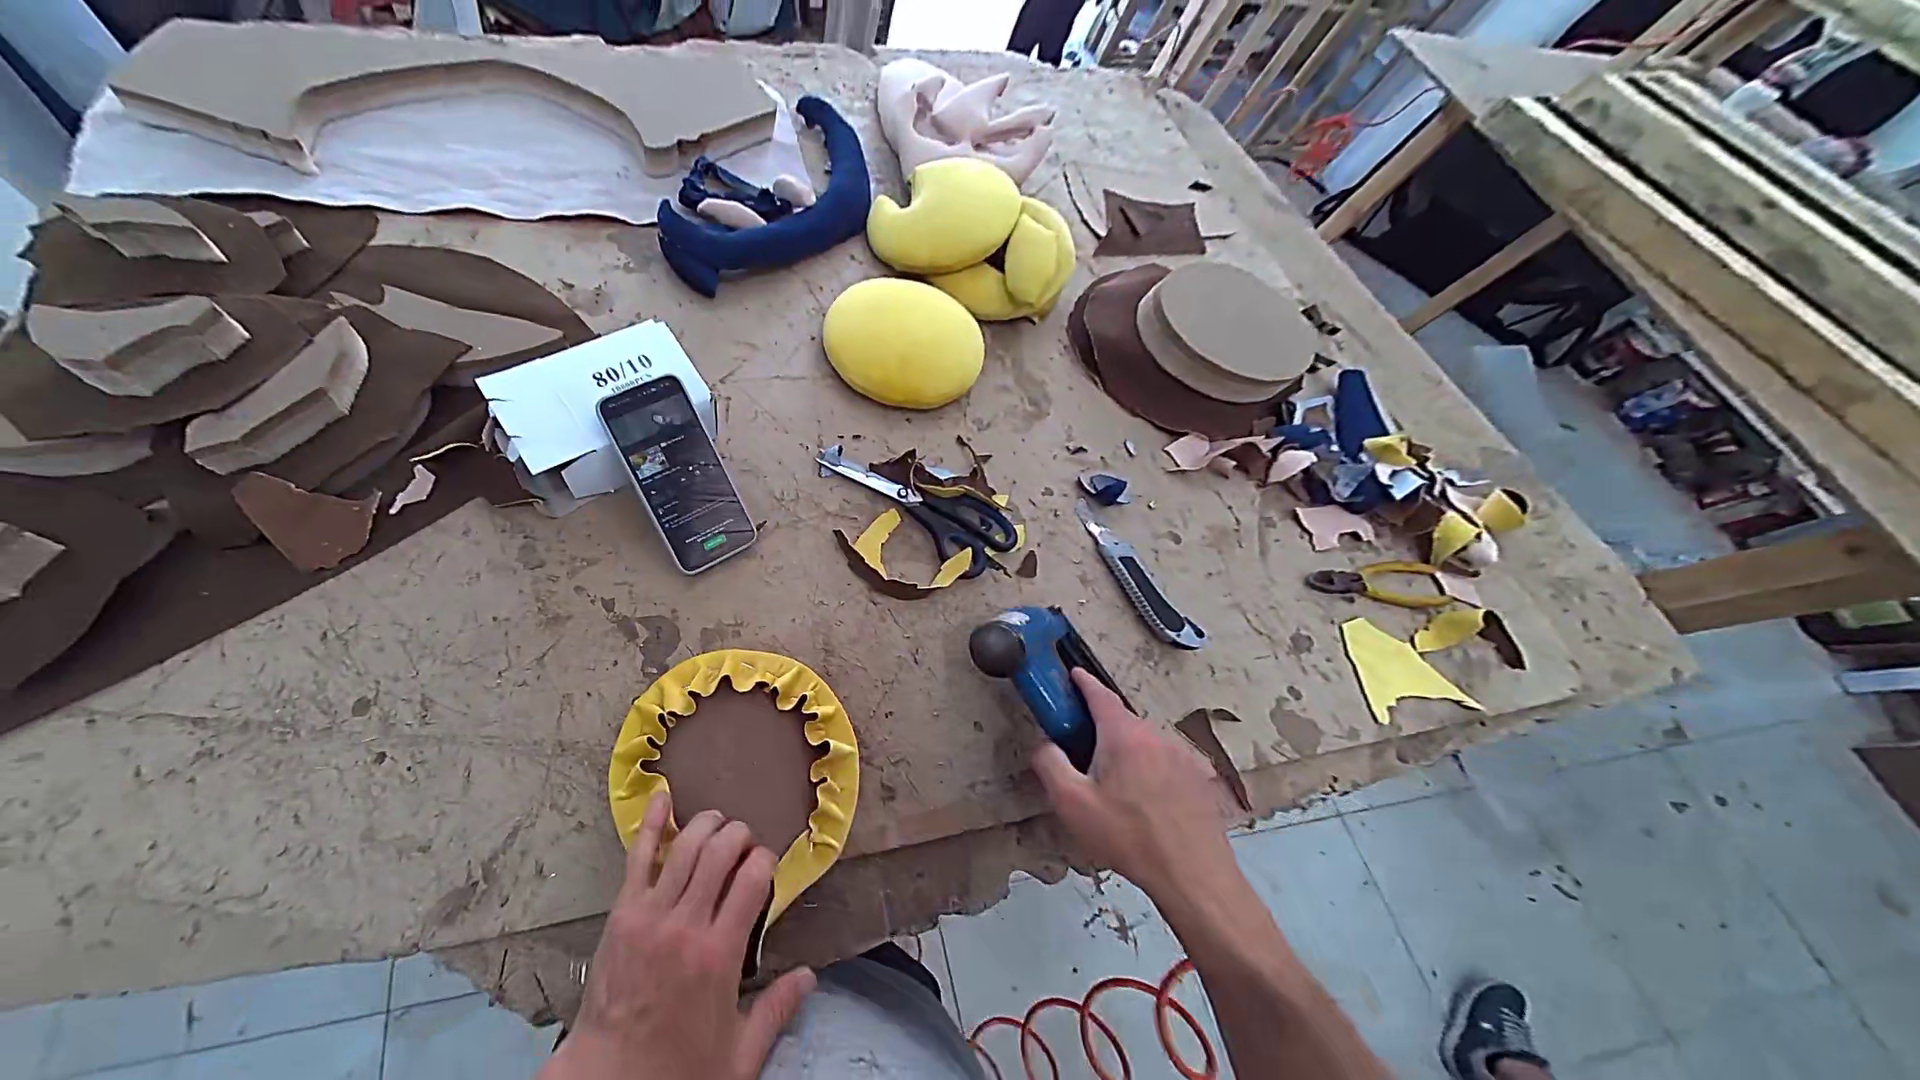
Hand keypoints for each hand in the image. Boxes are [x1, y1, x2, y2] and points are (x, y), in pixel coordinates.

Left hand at [541, 794, 815, 1079]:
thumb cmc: (675, 1071)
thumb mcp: (739, 1054)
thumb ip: (778, 1010)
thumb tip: (810, 977)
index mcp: (721, 954)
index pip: (753, 878)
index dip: (765, 860)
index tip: (766, 863)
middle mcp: (687, 925)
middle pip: (722, 852)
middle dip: (740, 835)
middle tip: (744, 842)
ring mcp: (650, 916)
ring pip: (686, 846)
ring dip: (707, 824)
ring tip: (718, 823)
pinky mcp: (622, 915)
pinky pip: (639, 859)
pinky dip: (651, 824)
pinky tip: (662, 798)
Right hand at [1030, 669, 1237, 902]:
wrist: (1192, 875)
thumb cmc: (1128, 837)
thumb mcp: (1072, 803)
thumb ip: (1050, 764)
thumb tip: (1044, 745)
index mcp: (1124, 735)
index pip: (1100, 695)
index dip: (1084, 682)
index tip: (1073, 674)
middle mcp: (1156, 737)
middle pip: (1122, 723)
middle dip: (1101, 731)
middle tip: (1083, 755)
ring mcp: (1182, 757)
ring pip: (1145, 745)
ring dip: (1127, 755)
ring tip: (1115, 792)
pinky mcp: (1199, 779)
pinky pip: (1166, 764)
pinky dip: (1150, 773)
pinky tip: (1146, 806)